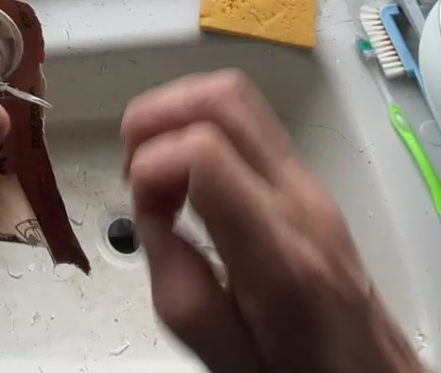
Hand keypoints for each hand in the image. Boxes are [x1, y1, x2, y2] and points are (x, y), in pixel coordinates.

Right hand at [122, 71, 426, 372]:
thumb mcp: (229, 364)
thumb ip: (178, 289)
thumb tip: (152, 218)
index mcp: (283, 258)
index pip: (204, 154)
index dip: (150, 166)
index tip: (142, 204)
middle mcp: (301, 204)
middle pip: (222, 102)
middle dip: (156, 115)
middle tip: (132, 159)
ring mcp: (308, 183)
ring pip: (233, 94)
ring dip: (175, 111)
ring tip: (154, 157)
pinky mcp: (304, 178)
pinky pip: (244, 116)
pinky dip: (196, 120)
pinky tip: (183, 163)